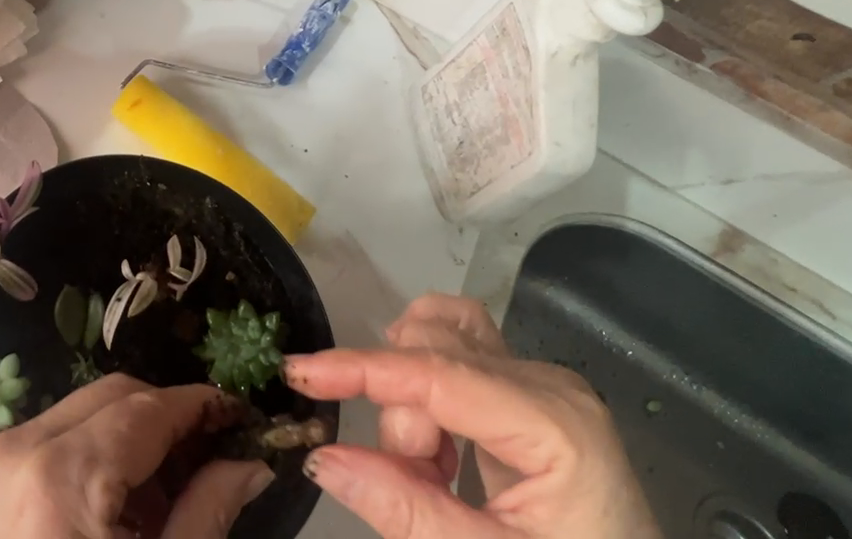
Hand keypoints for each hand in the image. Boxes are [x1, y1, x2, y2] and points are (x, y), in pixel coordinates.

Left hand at [0, 373, 273, 538]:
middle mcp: (20, 450)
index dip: (201, 405)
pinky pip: (55, 440)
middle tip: (215, 453)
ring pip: (83, 413)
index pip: (147, 408)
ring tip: (173, 492)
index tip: (242, 416)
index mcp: (62, 476)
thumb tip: (249, 463)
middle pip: (113, 397)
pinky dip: (98, 456)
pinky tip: (128, 508)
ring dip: (134, 436)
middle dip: (168, 417)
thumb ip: (207, 510)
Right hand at [283, 294, 658, 538]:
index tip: (297, 373)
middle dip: (403, 416)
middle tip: (422, 482)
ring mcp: (540, 379)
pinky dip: (424, 382)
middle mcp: (547, 382)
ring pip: (438, 342)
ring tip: (434, 468)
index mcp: (555, 426)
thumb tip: (320, 456)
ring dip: (412, 400)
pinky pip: (456, 348)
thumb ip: (404, 510)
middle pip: (433, 354)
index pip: (437, 375)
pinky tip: (436, 440)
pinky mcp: (527, 387)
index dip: (362, 370)